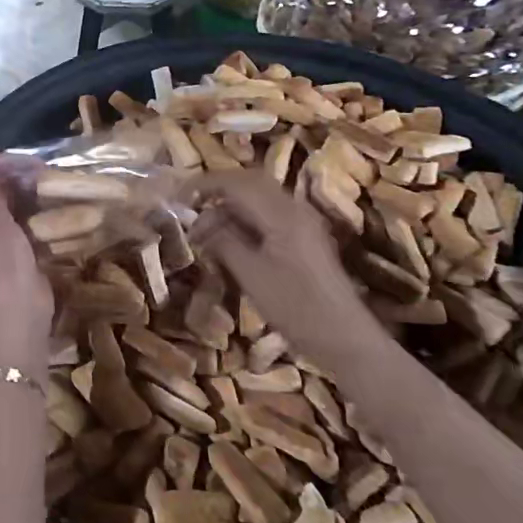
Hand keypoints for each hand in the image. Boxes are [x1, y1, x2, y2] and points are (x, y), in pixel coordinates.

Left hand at [0, 155, 53, 375]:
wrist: (19, 323)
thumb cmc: (4, 273)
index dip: (1, 167)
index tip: (31, 161)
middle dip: (21, 180)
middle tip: (50, 172)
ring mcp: (3, 241)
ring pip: (17, 208)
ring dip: (34, 196)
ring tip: (58, 183)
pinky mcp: (23, 254)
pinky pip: (31, 226)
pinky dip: (42, 215)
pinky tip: (60, 205)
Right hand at [193, 171, 393, 367]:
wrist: (345, 338)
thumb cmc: (295, 307)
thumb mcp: (251, 275)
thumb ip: (223, 241)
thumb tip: (198, 223)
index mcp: (282, 214)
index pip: (237, 183)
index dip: (204, 184)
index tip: (178, 197)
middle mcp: (295, 209)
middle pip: (250, 184)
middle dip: (216, 191)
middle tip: (189, 209)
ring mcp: (303, 223)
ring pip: (259, 198)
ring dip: (230, 206)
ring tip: (204, 230)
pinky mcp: (305, 238)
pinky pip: (269, 214)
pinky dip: (244, 218)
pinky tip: (229, 239)